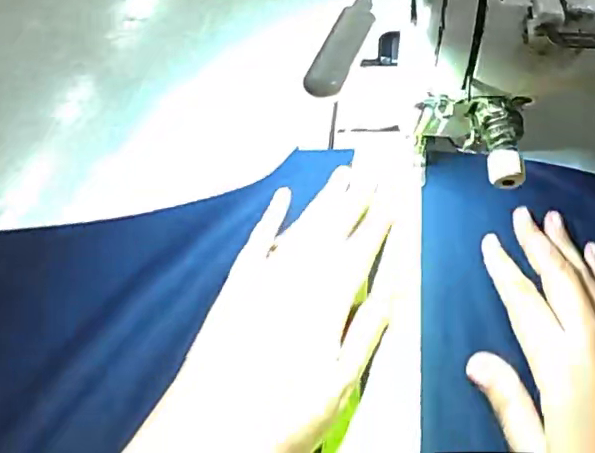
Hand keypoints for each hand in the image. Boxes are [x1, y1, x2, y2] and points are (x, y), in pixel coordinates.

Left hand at [124, 164, 396, 452]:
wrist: (197, 446)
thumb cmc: (274, 423)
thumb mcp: (340, 383)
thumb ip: (370, 327)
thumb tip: (395, 284)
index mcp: (327, 300)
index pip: (364, 243)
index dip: (384, 213)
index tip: (398, 189)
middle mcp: (296, 281)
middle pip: (334, 226)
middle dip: (358, 196)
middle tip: (376, 169)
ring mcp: (262, 283)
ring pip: (302, 227)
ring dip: (324, 199)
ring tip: (343, 176)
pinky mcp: (232, 294)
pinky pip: (255, 244)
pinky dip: (270, 219)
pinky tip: (280, 200)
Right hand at [469, 207, 594, 452]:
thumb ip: (511, 404)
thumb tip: (477, 362)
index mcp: (561, 367)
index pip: (525, 306)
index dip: (505, 271)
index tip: (491, 244)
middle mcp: (592, 343)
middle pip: (560, 280)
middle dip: (538, 244)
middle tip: (522, 215)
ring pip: (590, 282)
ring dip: (570, 249)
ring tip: (554, 221)